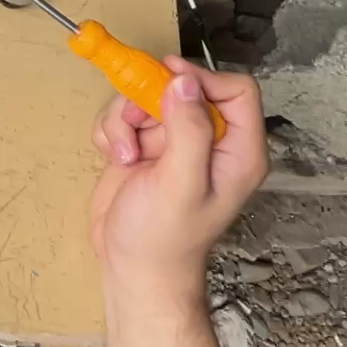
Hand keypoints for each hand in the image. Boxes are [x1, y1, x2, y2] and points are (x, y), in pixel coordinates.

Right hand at [88, 58, 267, 298]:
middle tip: (134, 126)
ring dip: (122, 121)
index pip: (234, 90)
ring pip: (142, 99)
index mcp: (236, 150)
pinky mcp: (141, 147)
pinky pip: (122, 117)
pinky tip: (114, 159)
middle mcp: (207, 141)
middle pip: (178, 87)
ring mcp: (171, 144)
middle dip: (147, 102)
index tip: (165, 82)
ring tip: (124, 155)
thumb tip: (184, 80)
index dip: (201, 79)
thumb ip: (188, 130)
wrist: (132, 267)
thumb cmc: (164, 238)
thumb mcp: (180, 183)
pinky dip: (110, 132)